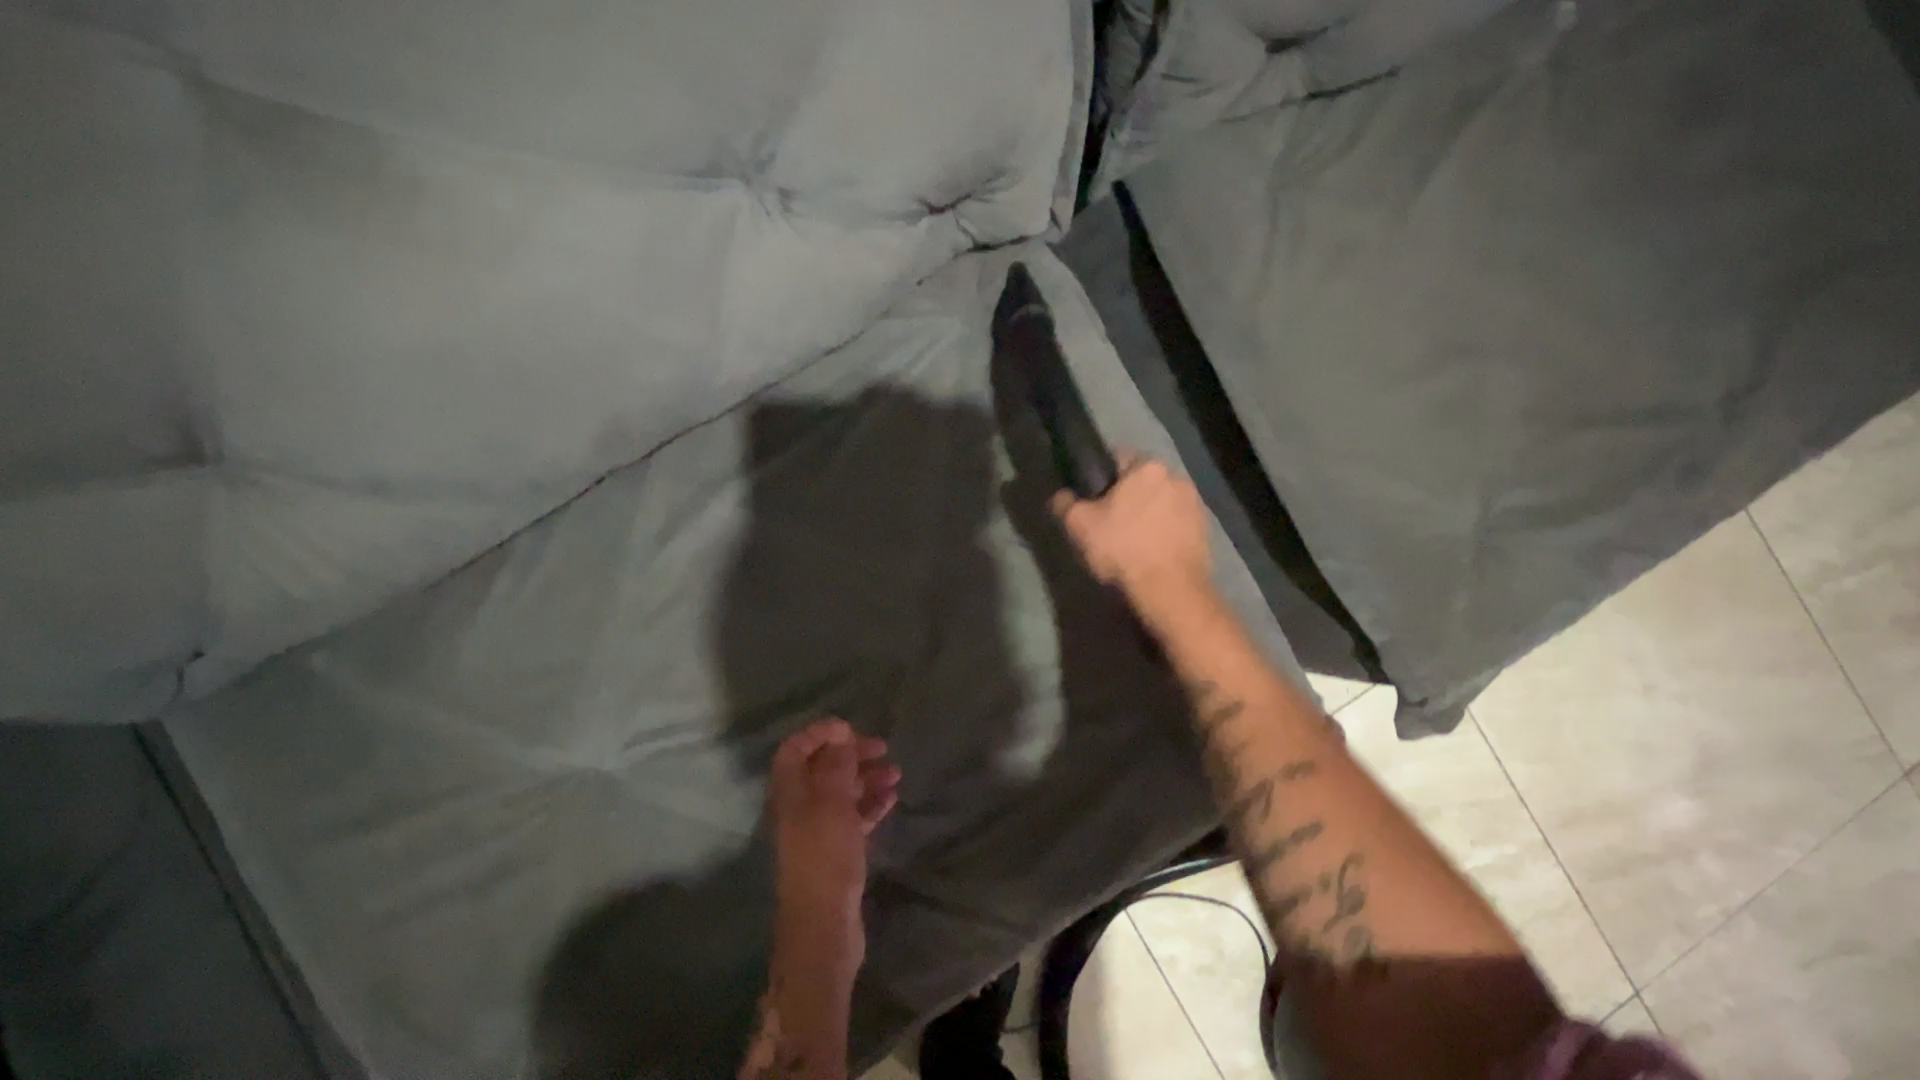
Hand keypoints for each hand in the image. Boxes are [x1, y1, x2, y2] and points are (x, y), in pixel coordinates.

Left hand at [767, 719, 900, 947]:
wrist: (825, 926)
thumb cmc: (826, 859)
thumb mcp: (832, 805)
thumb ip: (835, 766)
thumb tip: (839, 734)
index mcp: (789, 793)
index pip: (795, 749)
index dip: (819, 733)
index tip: (851, 728)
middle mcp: (799, 808)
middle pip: (821, 769)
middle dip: (850, 754)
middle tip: (883, 749)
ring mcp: (816, 832)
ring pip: (840, 793)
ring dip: (865, 779)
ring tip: (896, 774)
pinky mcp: (835, 853)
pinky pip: (852, 818)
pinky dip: (870, 805)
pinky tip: (891, 800)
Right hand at [1049, 453, 1212, 617]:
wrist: (1170, 589)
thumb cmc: (1123, 549)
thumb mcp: (1080, 526)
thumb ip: (1065, 504)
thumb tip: (1060, 496)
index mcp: (1147, 466)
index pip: (1118, 458)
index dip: (1100, 477)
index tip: (1092, 499)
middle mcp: (1176, 476)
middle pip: (1142, 481)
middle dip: (1127, 497)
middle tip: (1109, 522)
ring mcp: (1196, 504)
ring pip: (1161, 502)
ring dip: (1148, 514)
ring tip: (1132, 542)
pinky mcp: (1206, 530)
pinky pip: (1177, 524)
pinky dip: (1164, 532)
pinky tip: (1152, 553)